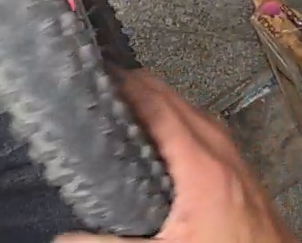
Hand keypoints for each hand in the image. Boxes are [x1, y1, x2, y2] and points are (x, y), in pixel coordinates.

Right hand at [58, 71, 295, 242]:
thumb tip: (64, 238)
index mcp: (201, 163)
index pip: (152, 99)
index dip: (119, 82)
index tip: (91, 75)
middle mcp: (219, 147)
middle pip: (166, 94)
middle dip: (129, 86)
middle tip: (95, 91)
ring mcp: (231, 152)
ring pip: (183, 105)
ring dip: (150, 100)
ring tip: (117, 108)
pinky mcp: (237, 164)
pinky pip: (197, 122)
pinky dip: (170, 117)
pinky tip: (154, 137)